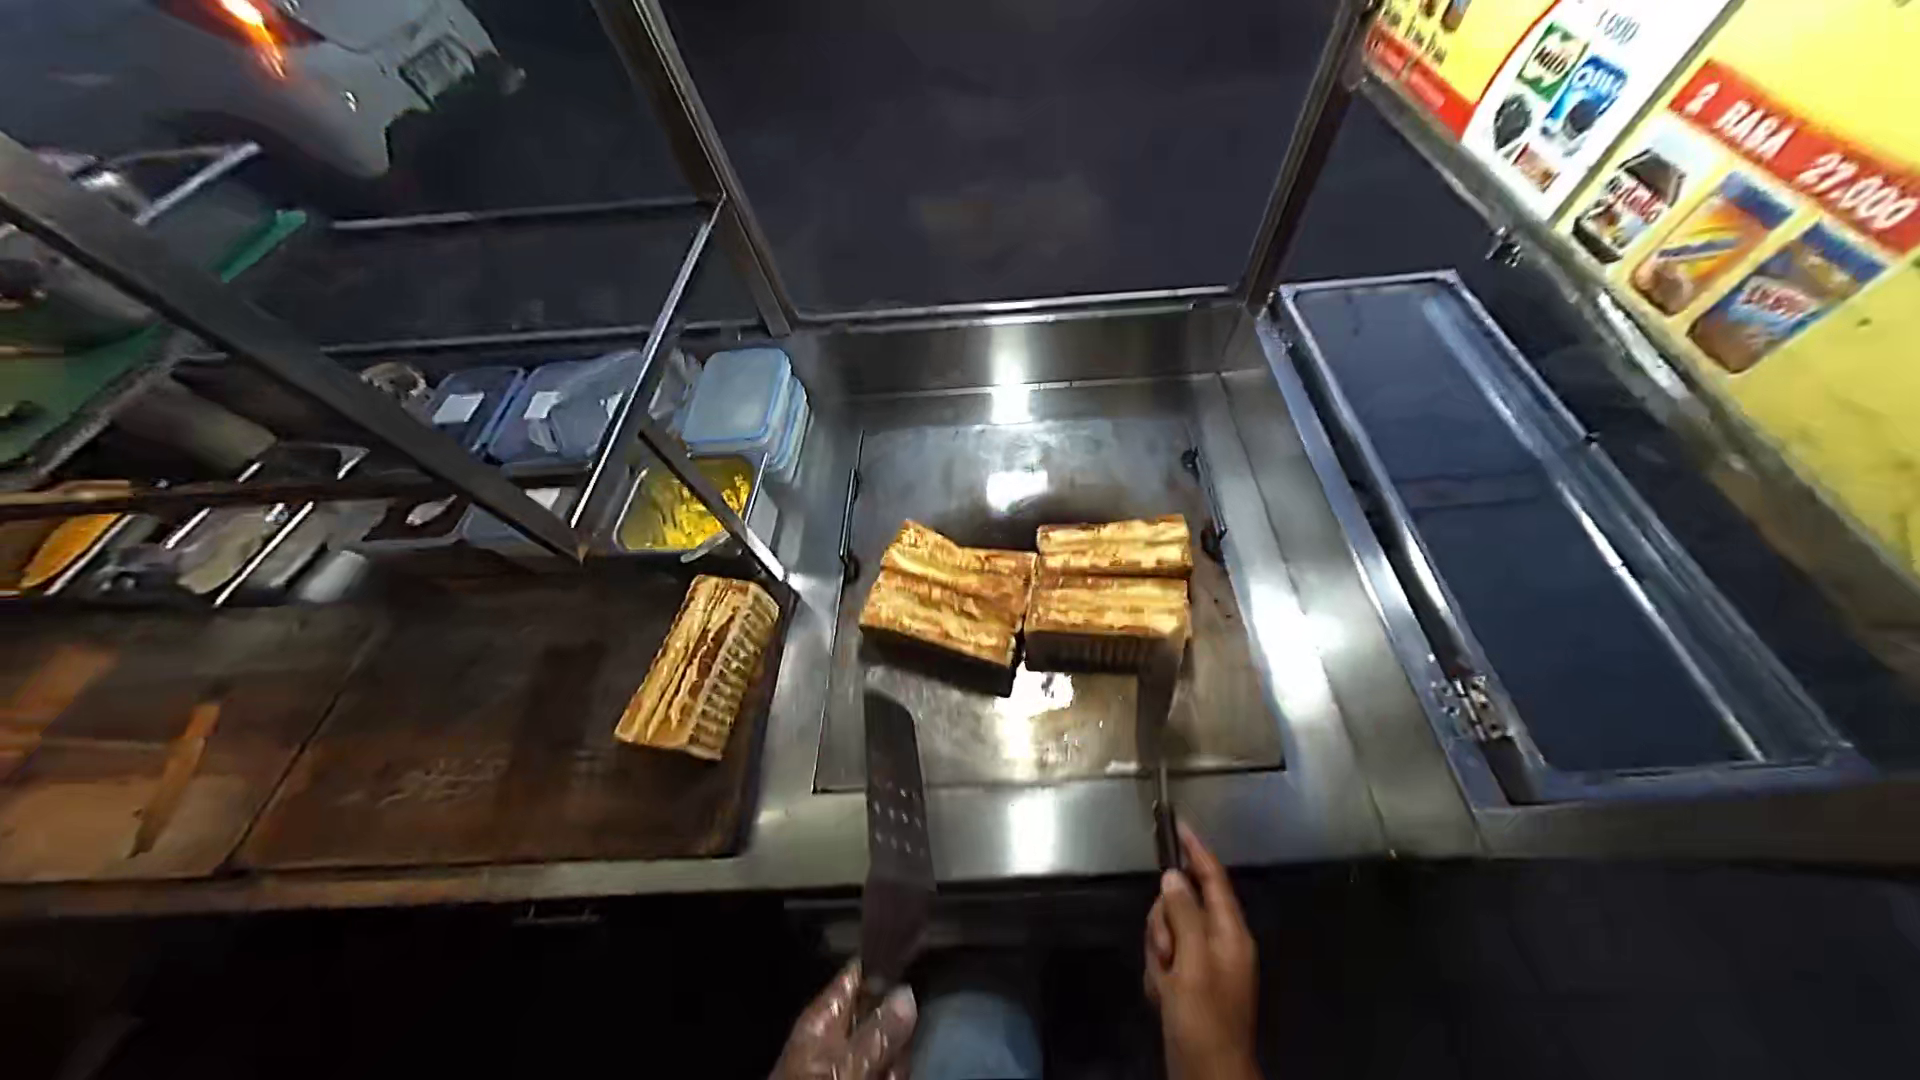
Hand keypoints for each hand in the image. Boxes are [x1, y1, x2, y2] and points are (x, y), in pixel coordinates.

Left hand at [770, 960, 917, 1079]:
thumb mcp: (843, 1069)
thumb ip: (876, 1033)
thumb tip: (908, 992)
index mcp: (824, 1016)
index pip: (859, 972)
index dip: (887, 967)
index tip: (916, 969)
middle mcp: (837, 1034)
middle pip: (884, 1014)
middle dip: (898, 1038)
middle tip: (892, 1065)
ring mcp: (847, 1064)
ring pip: (890, 1050)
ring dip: (896, 1068)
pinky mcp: (859, 1079)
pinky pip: (887, 1074)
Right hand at [1144, 824, 1260, 1079]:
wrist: (1206, 1075)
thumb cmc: (1205, 1019)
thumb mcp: (1192, 963)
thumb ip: (1183, 914)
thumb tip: (1172, 876)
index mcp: (1230, 932)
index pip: (1213, 877)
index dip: (1196, 850)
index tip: (1180, 824)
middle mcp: (1219, 940)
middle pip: (1182, 901)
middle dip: (1164, 921)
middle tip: (1164, 951)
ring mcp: (1204, 961)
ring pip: (1167, 927)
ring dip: (1158, 949)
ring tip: (1164, 980)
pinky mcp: (1189, 979)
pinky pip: (1163, 953)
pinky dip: (1157, 970)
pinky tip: (1162, 992)